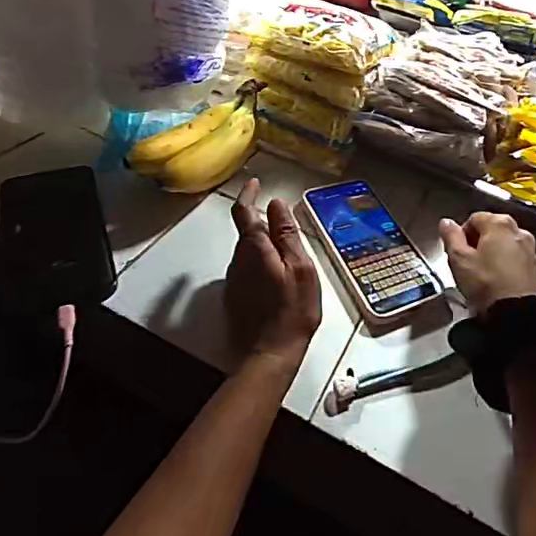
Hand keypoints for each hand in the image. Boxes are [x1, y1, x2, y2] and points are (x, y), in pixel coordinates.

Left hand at [224, 179, 321, 365]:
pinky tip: (278, 279)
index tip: (255, 182)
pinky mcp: (236, 295)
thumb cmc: (293, 309)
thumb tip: (277, 205)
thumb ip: (287, 234)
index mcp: (255, 248)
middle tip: (286, 227)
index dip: (248, 194)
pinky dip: (261, 265)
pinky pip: (248, 269)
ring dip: (263, 246)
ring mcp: (235, 279)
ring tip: (288, 258)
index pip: (244, 211)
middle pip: (248, 232)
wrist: (271, 353)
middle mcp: (239, 259)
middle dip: (263, 224)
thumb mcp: (300, 267)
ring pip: (248, 251)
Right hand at [438, 212, 535, 316]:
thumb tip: (446, 224)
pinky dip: (505, 264)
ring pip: (504, 244)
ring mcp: (528, 249)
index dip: (461, 233)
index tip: (456, 248)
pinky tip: (495, 280)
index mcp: (499, 224)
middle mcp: (517, 232)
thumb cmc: (488, 285)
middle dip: (477, 242)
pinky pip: (514, 258)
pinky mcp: (534, 266)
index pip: (474, 218)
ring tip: (480, 273)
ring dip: (492, 253)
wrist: (514, 312)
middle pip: (491, 229)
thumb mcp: (459, 259)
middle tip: (466, 261)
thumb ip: (451, 236)